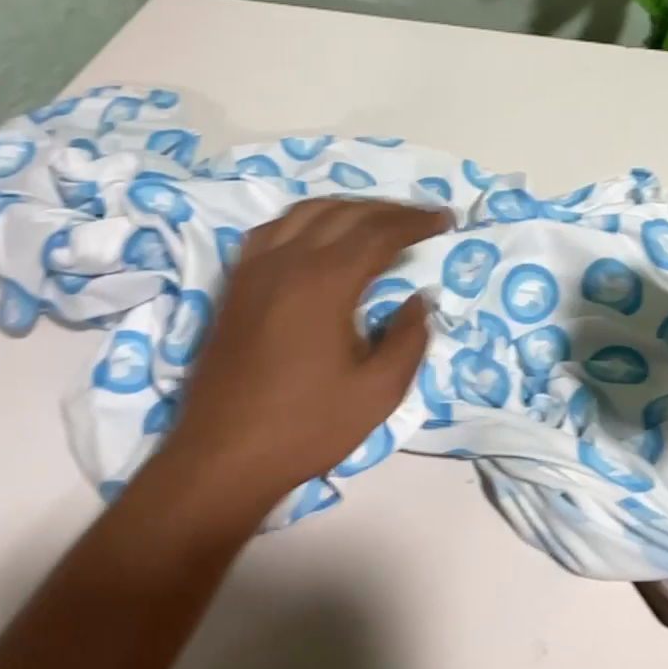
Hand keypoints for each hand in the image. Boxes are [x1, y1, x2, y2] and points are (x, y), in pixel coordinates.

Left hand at [167, 198, 451, 504]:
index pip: (380, 232)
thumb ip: (409, 338)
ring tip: (378, 222)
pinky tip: (319, 237)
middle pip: (346, 214)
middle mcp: (288, 262)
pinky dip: (307, 220)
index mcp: (325, 282)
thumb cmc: (305, 428)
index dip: (417, 222)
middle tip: (421, 220)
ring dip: (349, 209)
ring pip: (307, 212)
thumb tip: (419, 299)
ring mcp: (255, 270)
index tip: (445, 220)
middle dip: (390, 210)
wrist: (222, 459)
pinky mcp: (236, 285)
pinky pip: (273, 229)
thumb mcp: (378, 392)